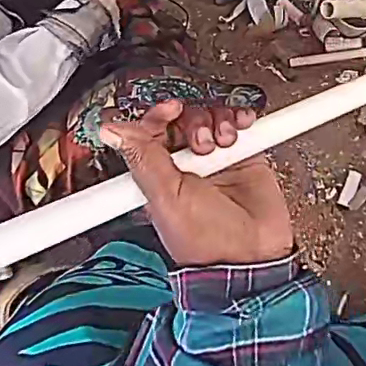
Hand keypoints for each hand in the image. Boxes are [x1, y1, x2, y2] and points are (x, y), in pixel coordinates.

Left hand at [101, 99, 292, 266]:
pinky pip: (240, 124)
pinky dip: (241, 118)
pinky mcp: (244, 155)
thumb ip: (143, 160)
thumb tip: (111, 131)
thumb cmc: (207, 241)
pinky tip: (241, 128)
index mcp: (159, 175)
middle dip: (193, 122)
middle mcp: (186, 164)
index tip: (171, 110)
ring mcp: (216, 158)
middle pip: (184, 119)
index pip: (152, 131)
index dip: (159, 115)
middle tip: (202, 143)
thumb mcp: (167, 200)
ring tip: (224, 142)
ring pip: (211, 117)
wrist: (253, 254)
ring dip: (218, 121)